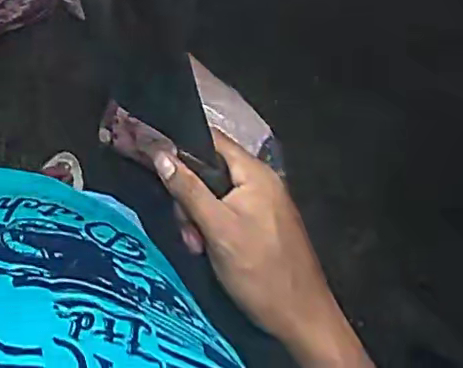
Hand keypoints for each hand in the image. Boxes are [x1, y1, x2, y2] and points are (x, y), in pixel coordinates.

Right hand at [152, 135, 364, 364]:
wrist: (304, 323)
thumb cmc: (260, 271)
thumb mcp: (217, 229)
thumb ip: (188, 189)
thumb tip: (160, 154)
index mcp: (254, 171)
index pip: (211, 139)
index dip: (182, 147)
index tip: (158, 165)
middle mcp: (261, 179)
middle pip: (211, 170)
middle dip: (190, 196)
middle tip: (187, 230)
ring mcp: (264, 202)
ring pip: (217, 193)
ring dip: (200, 216)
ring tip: (198, 246)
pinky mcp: (264, 224)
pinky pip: (229, 211)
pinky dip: (215, 226)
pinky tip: (209, 250)